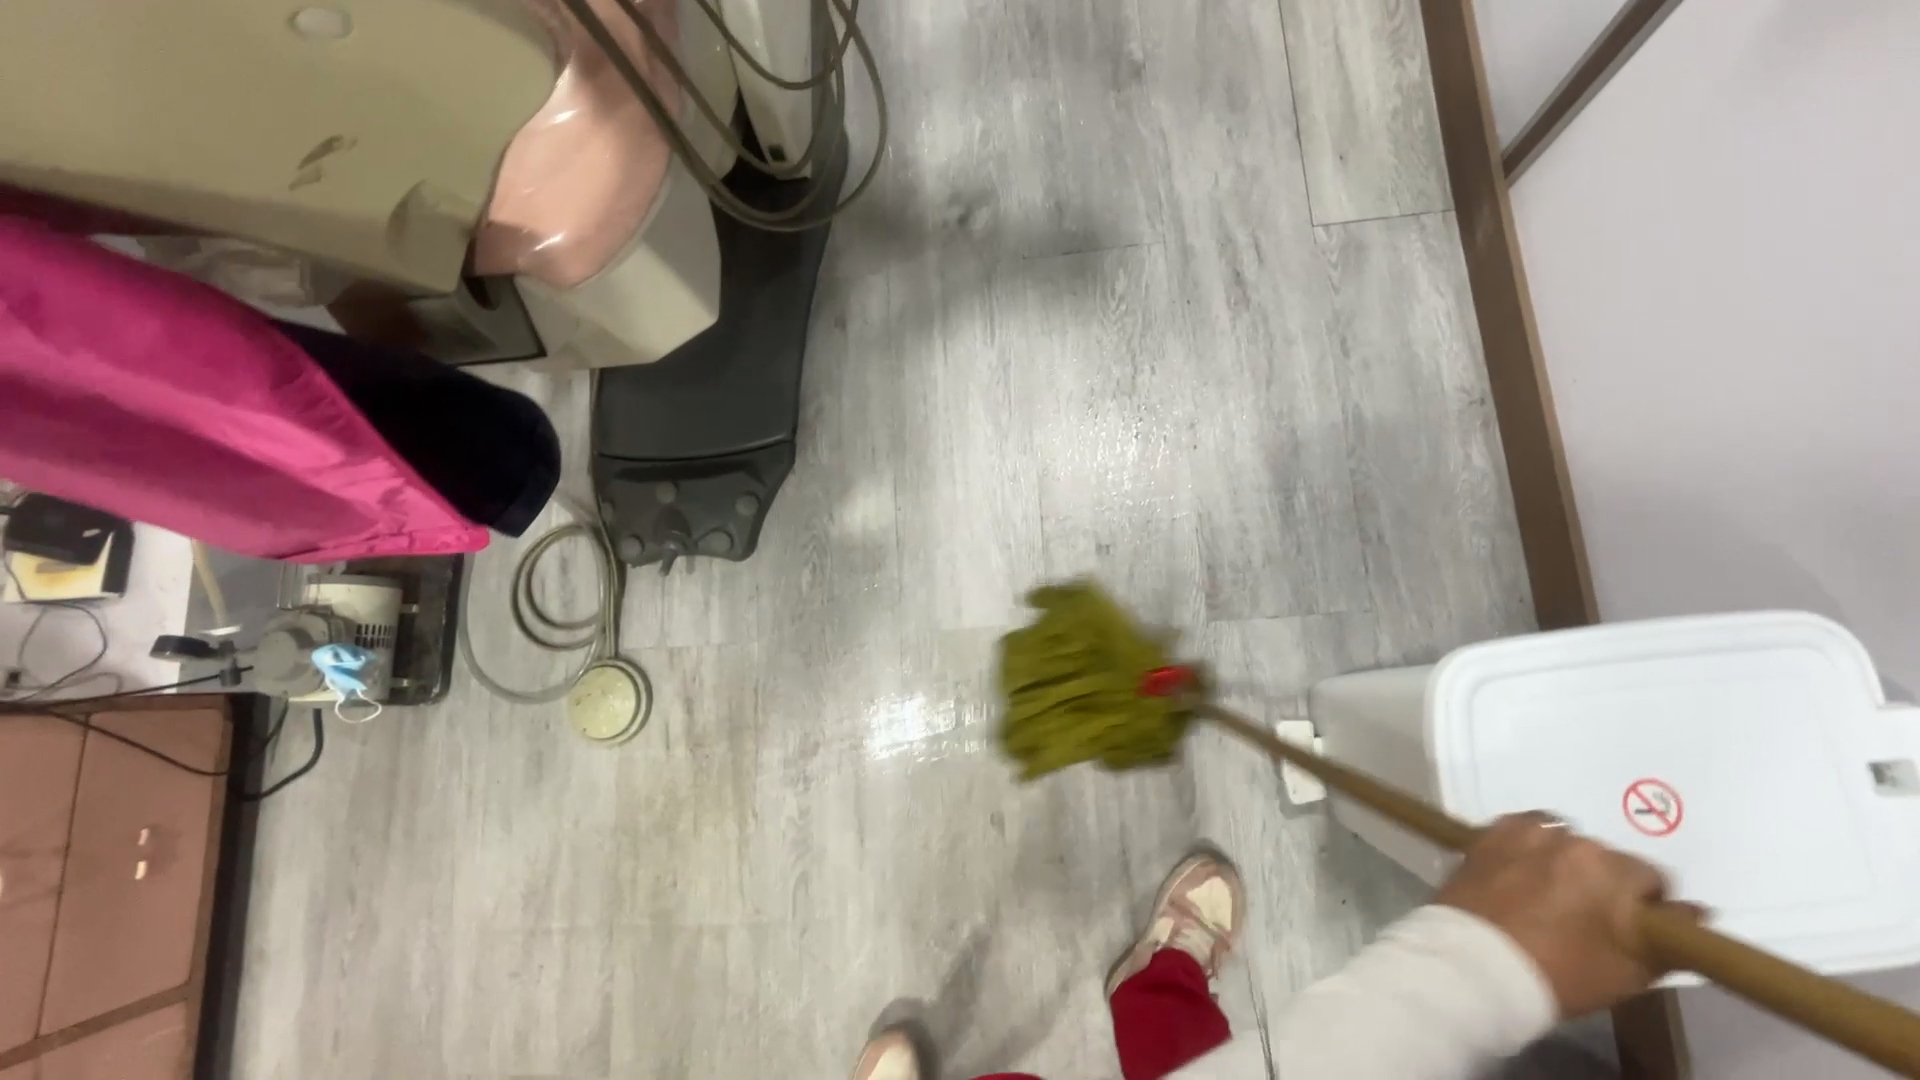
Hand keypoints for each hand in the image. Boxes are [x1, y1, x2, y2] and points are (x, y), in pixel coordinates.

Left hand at [1435, 812, 1704, 1017]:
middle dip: (1601, 881)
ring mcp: (1522, 832)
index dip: (1644, 904)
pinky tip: (1519, 871)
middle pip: (1601, 857)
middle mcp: (1568, 839)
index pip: (1649, 878)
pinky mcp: (1485, 834)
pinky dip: (1525, 847)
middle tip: (1584, 914)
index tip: (1629, 926)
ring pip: (1560, 841)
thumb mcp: (1631, 971)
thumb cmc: (1560, 972)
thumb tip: (1690, 912)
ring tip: (1548, 893)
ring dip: (1561, 861)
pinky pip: (1519, 831)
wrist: (1476, 962)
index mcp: (1609, 868)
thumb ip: (1668, 939)